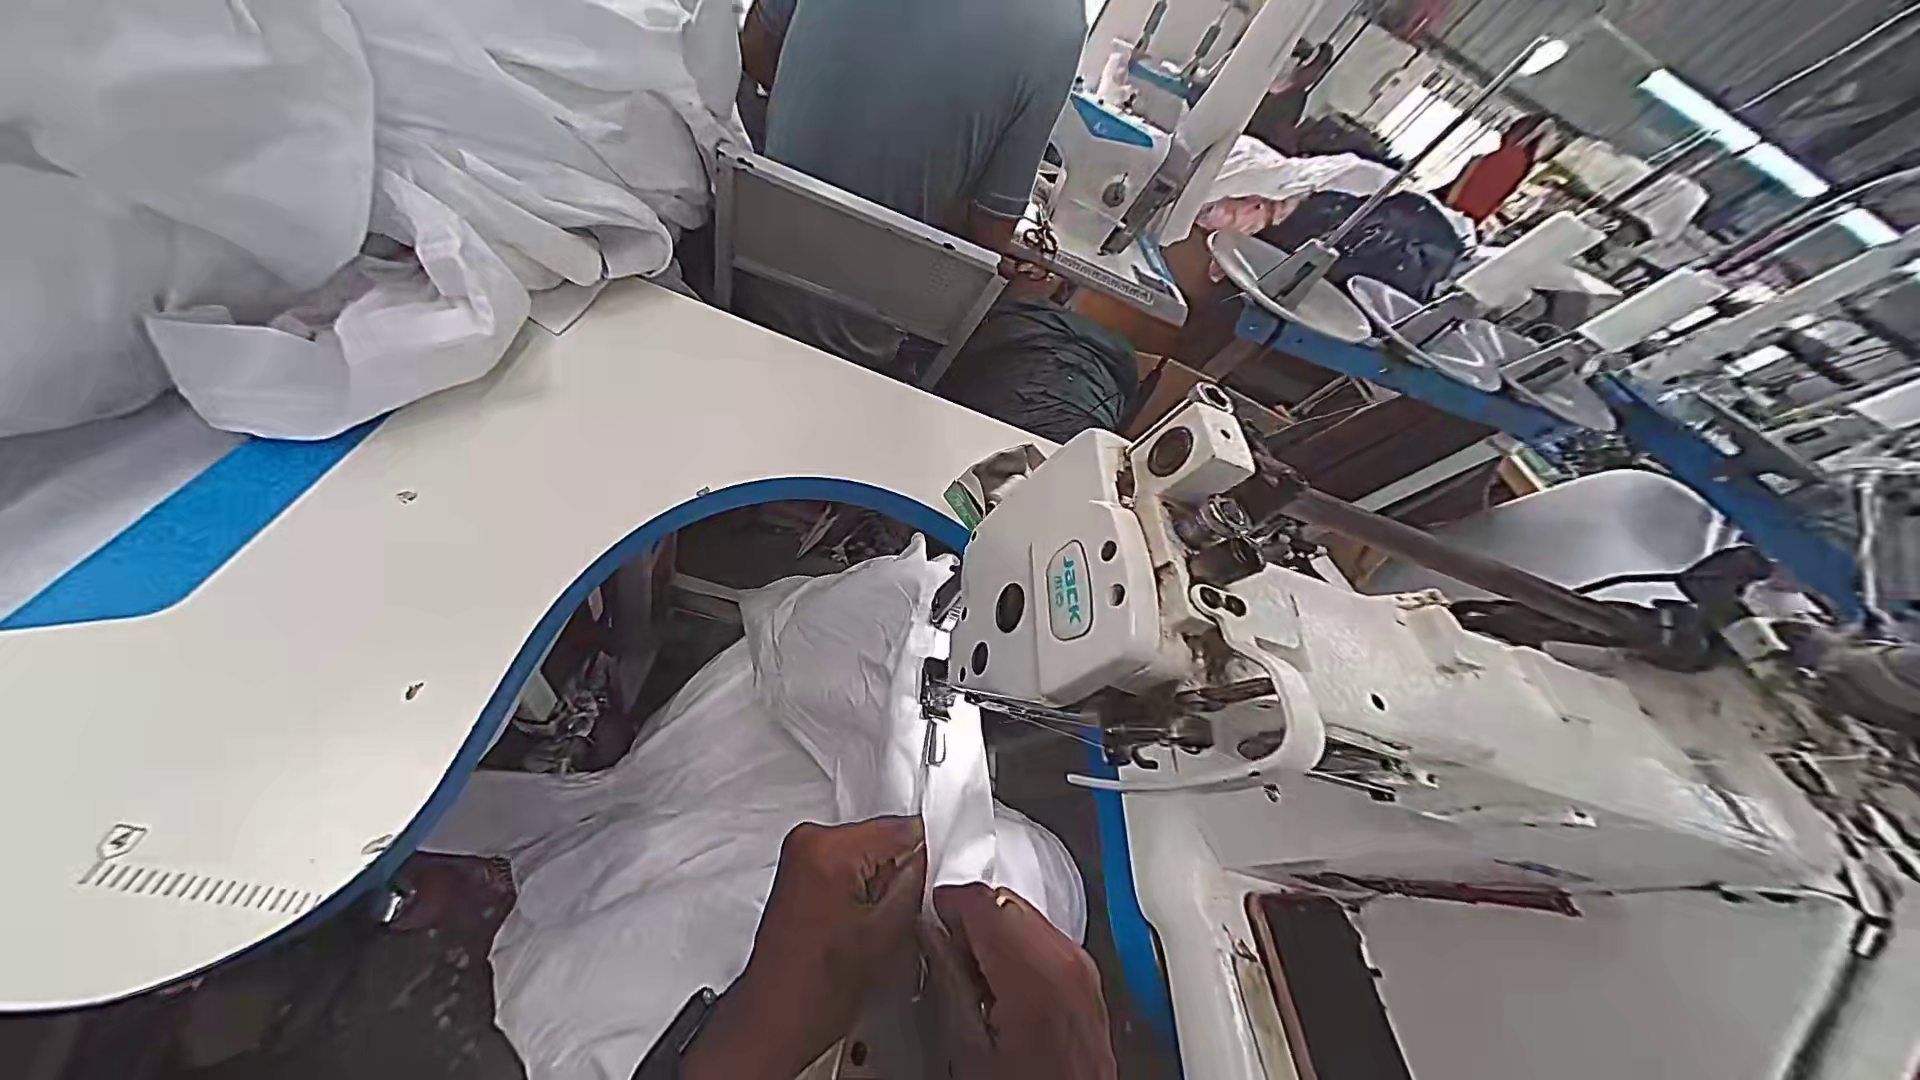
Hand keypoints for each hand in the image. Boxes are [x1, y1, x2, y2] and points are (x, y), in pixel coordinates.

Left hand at [684, 817, 926, 1079]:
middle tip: (894, 909)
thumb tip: (926, 855)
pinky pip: (843, 856)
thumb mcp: (888, 932)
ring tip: (868, 918)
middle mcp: (809, 839)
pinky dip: (856, 879)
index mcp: (831, 849)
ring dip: (876, 874)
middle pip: (879, 835)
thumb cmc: (815, 991)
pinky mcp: (795, 864)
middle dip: (897, 865)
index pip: (899, 827)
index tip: (928, 874)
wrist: (775, 1019)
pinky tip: (852, 916)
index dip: (923, 852)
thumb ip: (915, 879)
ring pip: (863, 846)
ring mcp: (798, 850)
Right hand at [922, 883, 1115, 1079]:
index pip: (983, 901)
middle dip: (970, 917)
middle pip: (1004, 902)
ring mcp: (1080, 965)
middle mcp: (1064, 958)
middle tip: (945, 948)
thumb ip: (948, 980)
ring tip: (971, 973)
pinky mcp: (1086, 977)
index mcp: (1033, 973)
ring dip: (992, 929)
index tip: (929, 914)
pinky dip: (1015, 943)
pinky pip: (1041, 934)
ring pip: (1022, 913)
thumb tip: (931, 934)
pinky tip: (999, 982)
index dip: (949, 902)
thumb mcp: (969, 1049)